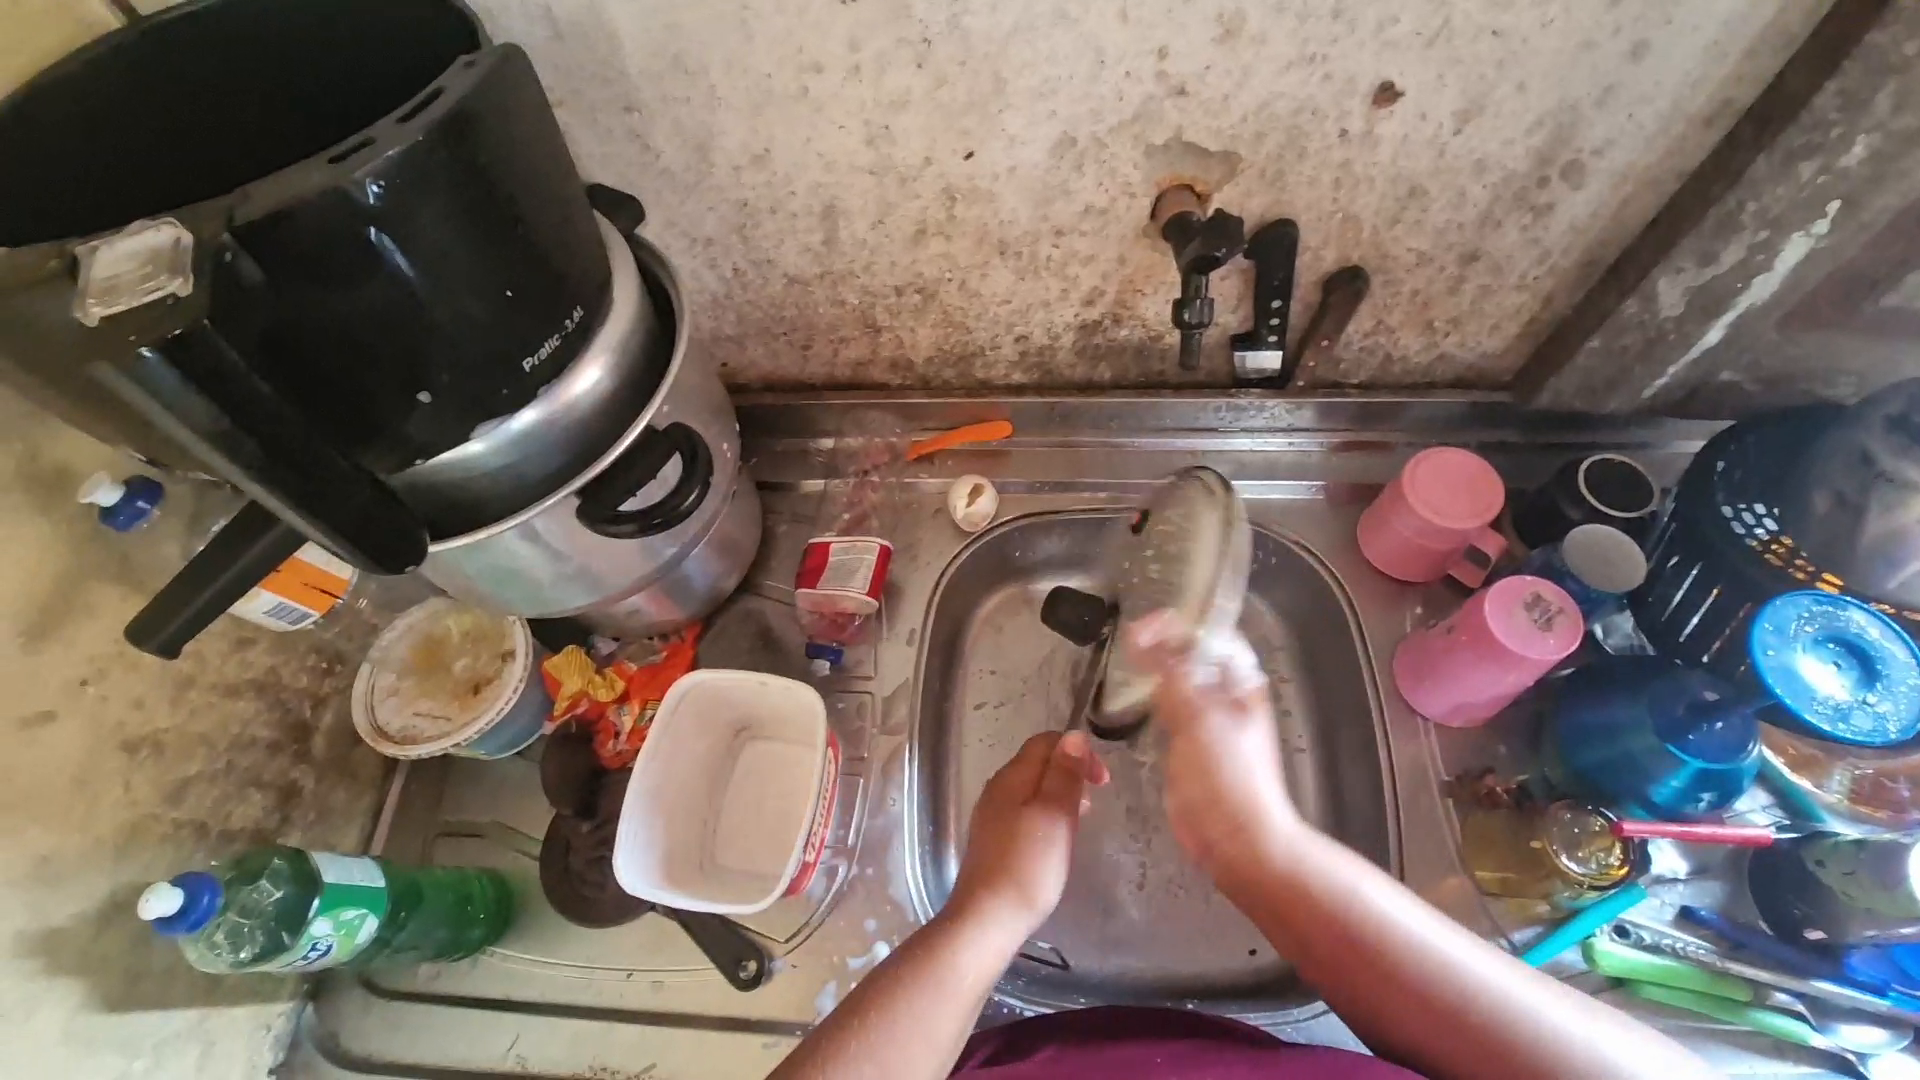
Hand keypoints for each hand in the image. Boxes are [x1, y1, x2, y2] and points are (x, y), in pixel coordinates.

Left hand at [946, 731, 1109, 940]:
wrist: (987, 918)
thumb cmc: (1028, 866)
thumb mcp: (1055, 815)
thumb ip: (1064, 774)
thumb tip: (1074, 735)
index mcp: (1012, 777)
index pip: (1044, 742)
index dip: (1077, 750)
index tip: (1103, 779)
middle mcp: (998, 789)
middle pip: (1037, 763)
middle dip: (1071, 770)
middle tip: (1097, 795)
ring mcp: (992, 815)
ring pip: (1032, 788)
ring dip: (1061, 792)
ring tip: (1083, 815)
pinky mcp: (993, 840)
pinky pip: (1025, 811)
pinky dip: (1047, 812)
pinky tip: (1058, 837)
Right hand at [1124, 611, 1303, 885]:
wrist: (1236, 840)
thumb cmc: (1227, 775)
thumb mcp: (1200, 716)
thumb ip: (1171, 673)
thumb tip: (1143, 634)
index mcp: (1240, 684)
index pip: (1211, 636)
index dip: (1180, 624)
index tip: (1143, 624)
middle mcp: (1225, 697)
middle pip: (1192, 657)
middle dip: (1161, 644)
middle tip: (1126, 642)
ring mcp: (1206, 721)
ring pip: (1177, 682)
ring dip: (1153, 671)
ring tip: (1123, 663)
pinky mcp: (1187, 745)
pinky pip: (1166, 711)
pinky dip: (1148, 700)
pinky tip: (1128, 699)